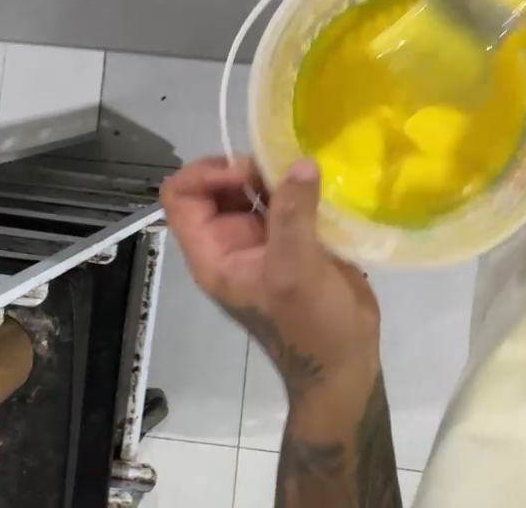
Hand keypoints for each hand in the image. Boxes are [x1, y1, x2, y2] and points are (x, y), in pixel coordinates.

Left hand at [161, 157, 380, 403]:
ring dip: (276, 172)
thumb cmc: (309, 325)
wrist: (343, 361)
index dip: (206, 174)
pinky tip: (323, 179)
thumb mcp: (295, 271)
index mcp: (215, 254)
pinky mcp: (297, 238)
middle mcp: (233, 242)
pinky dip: (300, 183)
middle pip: (217, 186)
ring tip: (307, 170)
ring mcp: (265, 240)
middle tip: (283, 167)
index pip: (182, 197)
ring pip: (254, 188)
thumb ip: (293, 216)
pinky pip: (288, 198)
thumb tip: (301, 163)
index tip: (248, 172)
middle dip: (245, 168)